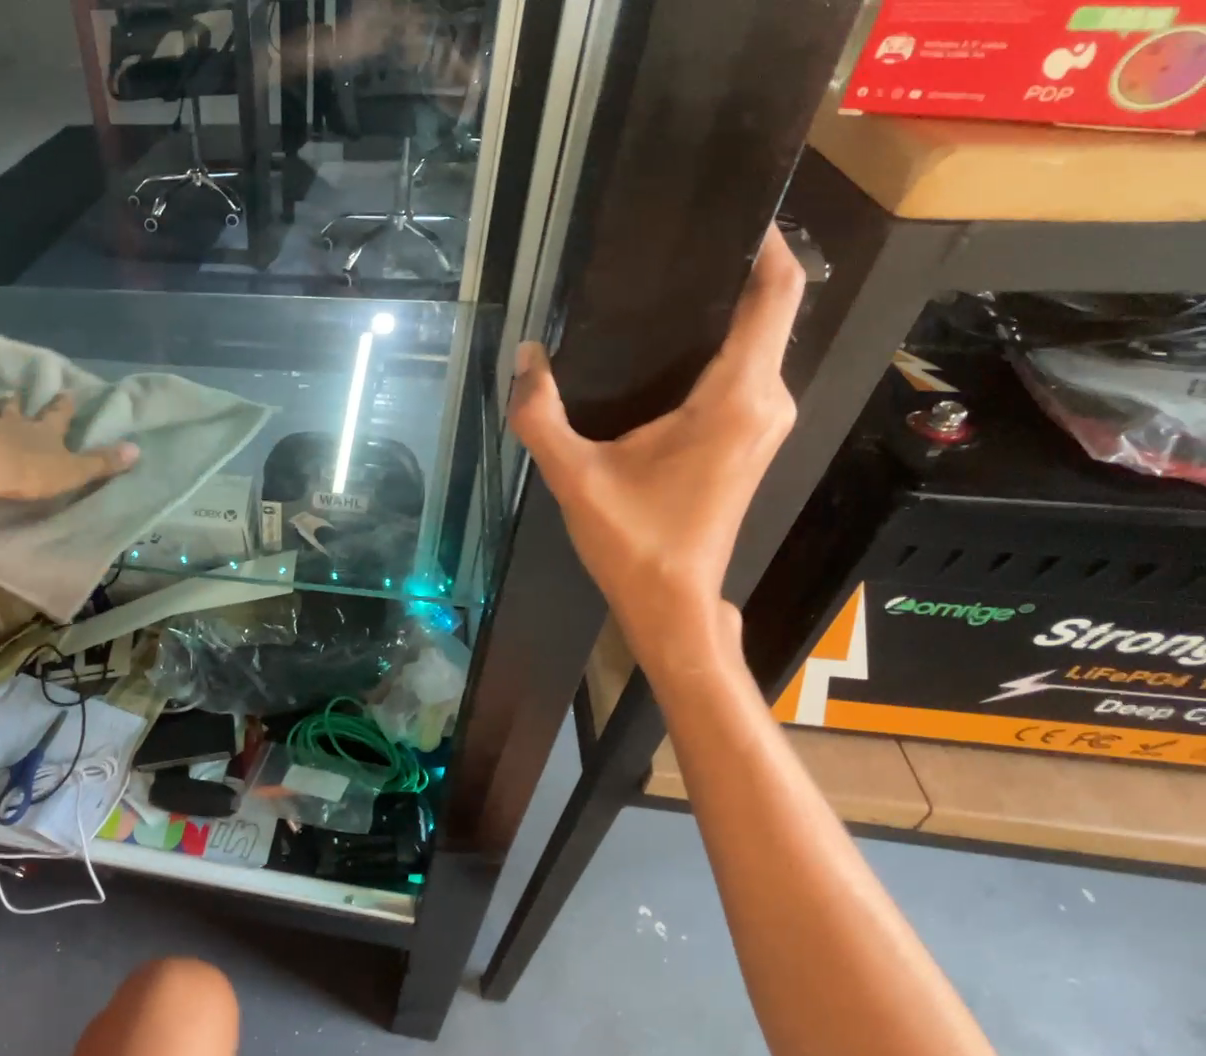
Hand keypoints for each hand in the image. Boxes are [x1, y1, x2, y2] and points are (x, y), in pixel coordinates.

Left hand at [0, 392, 139, 504]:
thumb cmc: (28, 471)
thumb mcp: (71, 471)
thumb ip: (100, 463)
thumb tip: (137, 449)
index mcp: (44, 430)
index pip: (58, 413)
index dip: (63, 404)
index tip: (66, 392)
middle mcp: (14, 423)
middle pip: (18, 408)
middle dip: (21, 402)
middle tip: (18, 393)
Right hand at [508, 224, 803, 671]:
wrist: (672, 602)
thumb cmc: (632, 540)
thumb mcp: (573, 476)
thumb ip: (541, 415)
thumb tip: (524, 358)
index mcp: (735, 397)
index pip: (775, 295)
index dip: (767, 244)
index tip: (736, 210)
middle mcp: (765, 400)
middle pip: (768, 311)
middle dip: (731, 270)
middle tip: (668, 246)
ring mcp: (765, 421)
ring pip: (757, 342)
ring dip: (722, 310)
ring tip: (662, 287)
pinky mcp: (752, 438)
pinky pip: (746, 370)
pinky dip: (719, 346)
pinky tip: (667, 347)